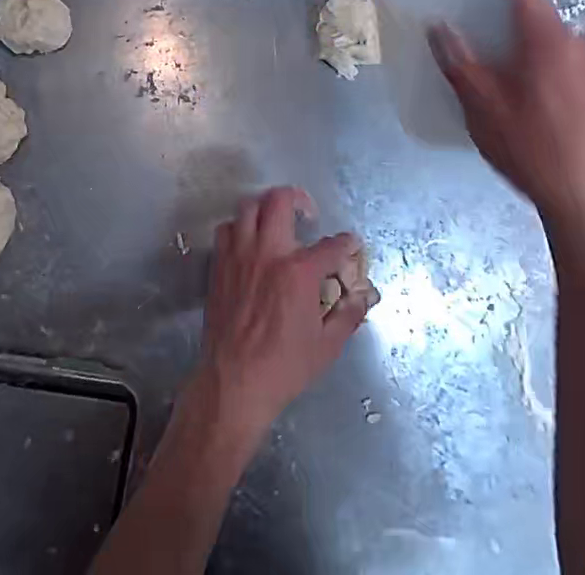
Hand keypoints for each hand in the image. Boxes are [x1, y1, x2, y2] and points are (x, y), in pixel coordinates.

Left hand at [192, 186, 375, 435]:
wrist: (233, 384)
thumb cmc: (283, 367)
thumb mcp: (327, 345)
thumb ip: (349, 313)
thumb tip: (365, 295)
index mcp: (299, 272)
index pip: (332, 245)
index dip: (347, 244)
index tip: (350, 246)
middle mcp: (268, 254)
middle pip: (280, 200)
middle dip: (299, 199)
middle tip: (307, 213)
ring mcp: (239, 256)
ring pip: (249, 208)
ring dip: (266, 209)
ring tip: (277, 222)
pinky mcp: (219, 266)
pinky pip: (227, 230)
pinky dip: (240, 228)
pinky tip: (250, 243)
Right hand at [430, 0, 584, 229]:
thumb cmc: (530, 146)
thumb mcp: (481, 105)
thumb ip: (458, 61)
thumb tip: (438, 26)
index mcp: (546, 35)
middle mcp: (573, 42)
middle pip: (533, 15)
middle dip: (499, 23)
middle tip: (466, 42)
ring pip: (545, 43)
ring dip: (517, 50)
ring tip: (486, 74)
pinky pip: (558, 65)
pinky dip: (535, 71)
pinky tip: (516, 102)